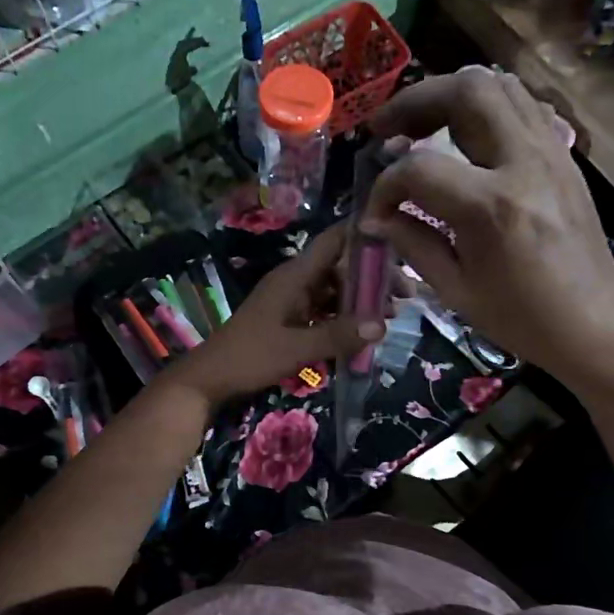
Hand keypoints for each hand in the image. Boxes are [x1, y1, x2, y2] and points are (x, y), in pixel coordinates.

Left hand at [163, 224, 383, 405]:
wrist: (209, 378)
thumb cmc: (250, 357)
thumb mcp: (296, 349)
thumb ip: (338, 336)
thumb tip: (382, 324)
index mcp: (294, 276)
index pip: (334, 240)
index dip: (365, 236)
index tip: (401, 243)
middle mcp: (294, 281)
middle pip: (340, 267)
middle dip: (371, 278)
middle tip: (404, 298)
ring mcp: (290, 300)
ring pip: (332, 290)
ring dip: (358, 300)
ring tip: (390, 316)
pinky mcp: (287, 319)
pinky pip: (322, 310)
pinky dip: (342, 317)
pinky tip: (361, 332)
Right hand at [362, 67, 613, 385]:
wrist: (592, 321)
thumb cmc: (519, 316)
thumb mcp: (453, 288)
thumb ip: (412, 241)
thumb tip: (375, 218)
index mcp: (492, 207)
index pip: (419, 169)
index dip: (385, 187)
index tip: (376, 212)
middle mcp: (524, 164)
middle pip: (467, 91)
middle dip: (414, 101)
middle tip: (385, 127)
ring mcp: (550, 152)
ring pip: (499, 85)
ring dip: (450, 94)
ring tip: (419, 123)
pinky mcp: (562, 155)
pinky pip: (521, 104)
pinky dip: (483, 106)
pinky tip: (461, 134)